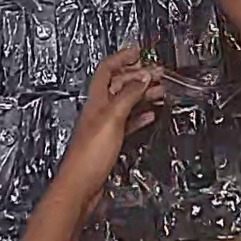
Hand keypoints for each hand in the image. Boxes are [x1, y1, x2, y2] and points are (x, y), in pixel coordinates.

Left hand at [54, 48, 162, 207]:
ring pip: (127, 102)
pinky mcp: (111, 142)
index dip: (122, 58)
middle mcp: (100, 109)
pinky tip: (149, 115)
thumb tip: (142, 77)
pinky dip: (140, 115)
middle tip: (158, 73)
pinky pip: (128, 121)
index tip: (138, 52)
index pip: (108, 69)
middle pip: (120, 84)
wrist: (80, 188)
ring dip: (143, 94)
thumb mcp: (112, 118)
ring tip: (160, 90)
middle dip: (139, 76)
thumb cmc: (89, 155)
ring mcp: (105, 125)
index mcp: (97, 99)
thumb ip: (128, 95)